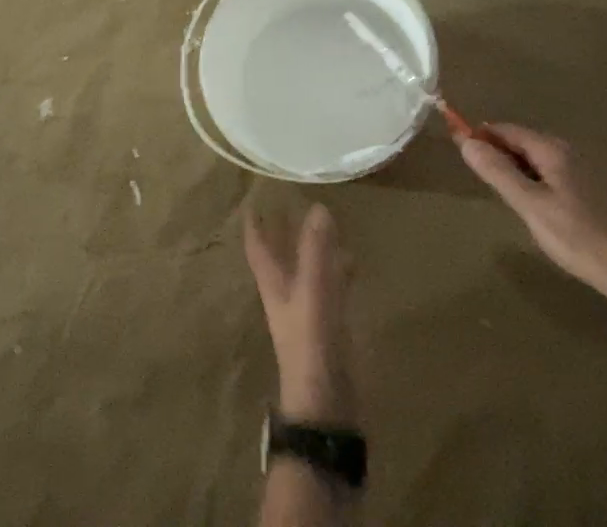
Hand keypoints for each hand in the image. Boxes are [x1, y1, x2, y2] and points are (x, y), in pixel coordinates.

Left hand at [244, 204, 356, 424]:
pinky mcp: (332, 328)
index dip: (255, 227)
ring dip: (313, 250)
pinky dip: (339, 273)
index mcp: (275, 288)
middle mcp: (289, 297)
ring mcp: (310, 313)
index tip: (253, 202)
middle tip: (289, 205)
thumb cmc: (312, 346)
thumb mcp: (313, 294)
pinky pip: (332, 290)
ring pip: (308, 272)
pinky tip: (353, 264)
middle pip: (282, 258)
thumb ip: (315, 253)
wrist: (328, 403)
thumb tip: (317, 207)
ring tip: (326, 224)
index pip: (259, 250)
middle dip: (283, 233)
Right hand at [459, 123, 606, 313]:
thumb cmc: (576, 236)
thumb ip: (497, 172)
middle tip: (475, 175)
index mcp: (554, 151)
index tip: (457, 148)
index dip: (481, 135)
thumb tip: (466, 142)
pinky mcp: (588, 191)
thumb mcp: (530, 205)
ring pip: (536, 159)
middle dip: (496, 151)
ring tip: (497, 190)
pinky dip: (530, 179)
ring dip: (513, 166)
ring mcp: (582, 172)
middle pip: (523, 141)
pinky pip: (549, 174)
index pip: (508, 130)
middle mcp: (569, 153)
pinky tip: (528, 202)